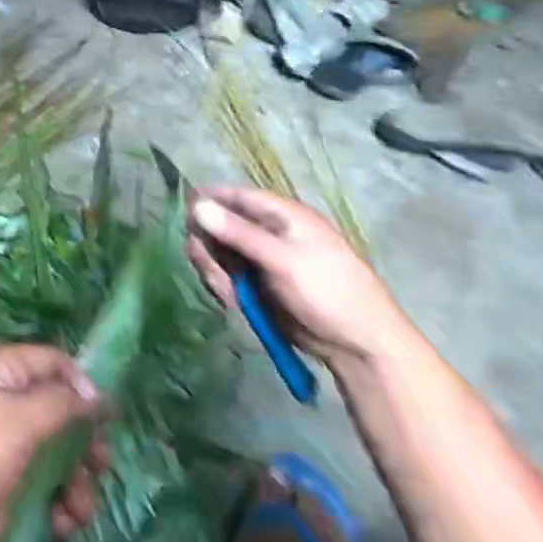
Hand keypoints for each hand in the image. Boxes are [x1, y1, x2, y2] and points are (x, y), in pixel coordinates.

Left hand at [0, 345, 104, 541]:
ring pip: (64, 451)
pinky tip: (62, 519)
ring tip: (79, 505)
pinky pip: (52, 482)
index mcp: (5, 368)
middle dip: (85, 439)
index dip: (83, 382)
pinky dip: (62, 501)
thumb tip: (98, 391)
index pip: (55, 361)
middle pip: (65, 409)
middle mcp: (10, 397)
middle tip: (101, 462)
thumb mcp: (22, 418)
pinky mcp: (16, 478)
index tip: (107, 414)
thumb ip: (63, 402)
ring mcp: (13, 440)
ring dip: (78, 480)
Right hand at [186, 188, 409, 369]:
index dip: (211, 198)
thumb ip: (238, 233)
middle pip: (222, 225)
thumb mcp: (283, 259)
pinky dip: (224, 287)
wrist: (358, 346)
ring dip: (214, 268)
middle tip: (203, 259)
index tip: (184, 207)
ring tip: (226, 288)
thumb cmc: (328, 292)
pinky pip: (228, 278)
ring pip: (220, 254)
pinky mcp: (258, 287)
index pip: (238, 196)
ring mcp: (262, 261)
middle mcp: (269, 234)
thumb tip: (196, 205)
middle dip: (209, 242)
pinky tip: (234, 300)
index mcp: (284, 217)